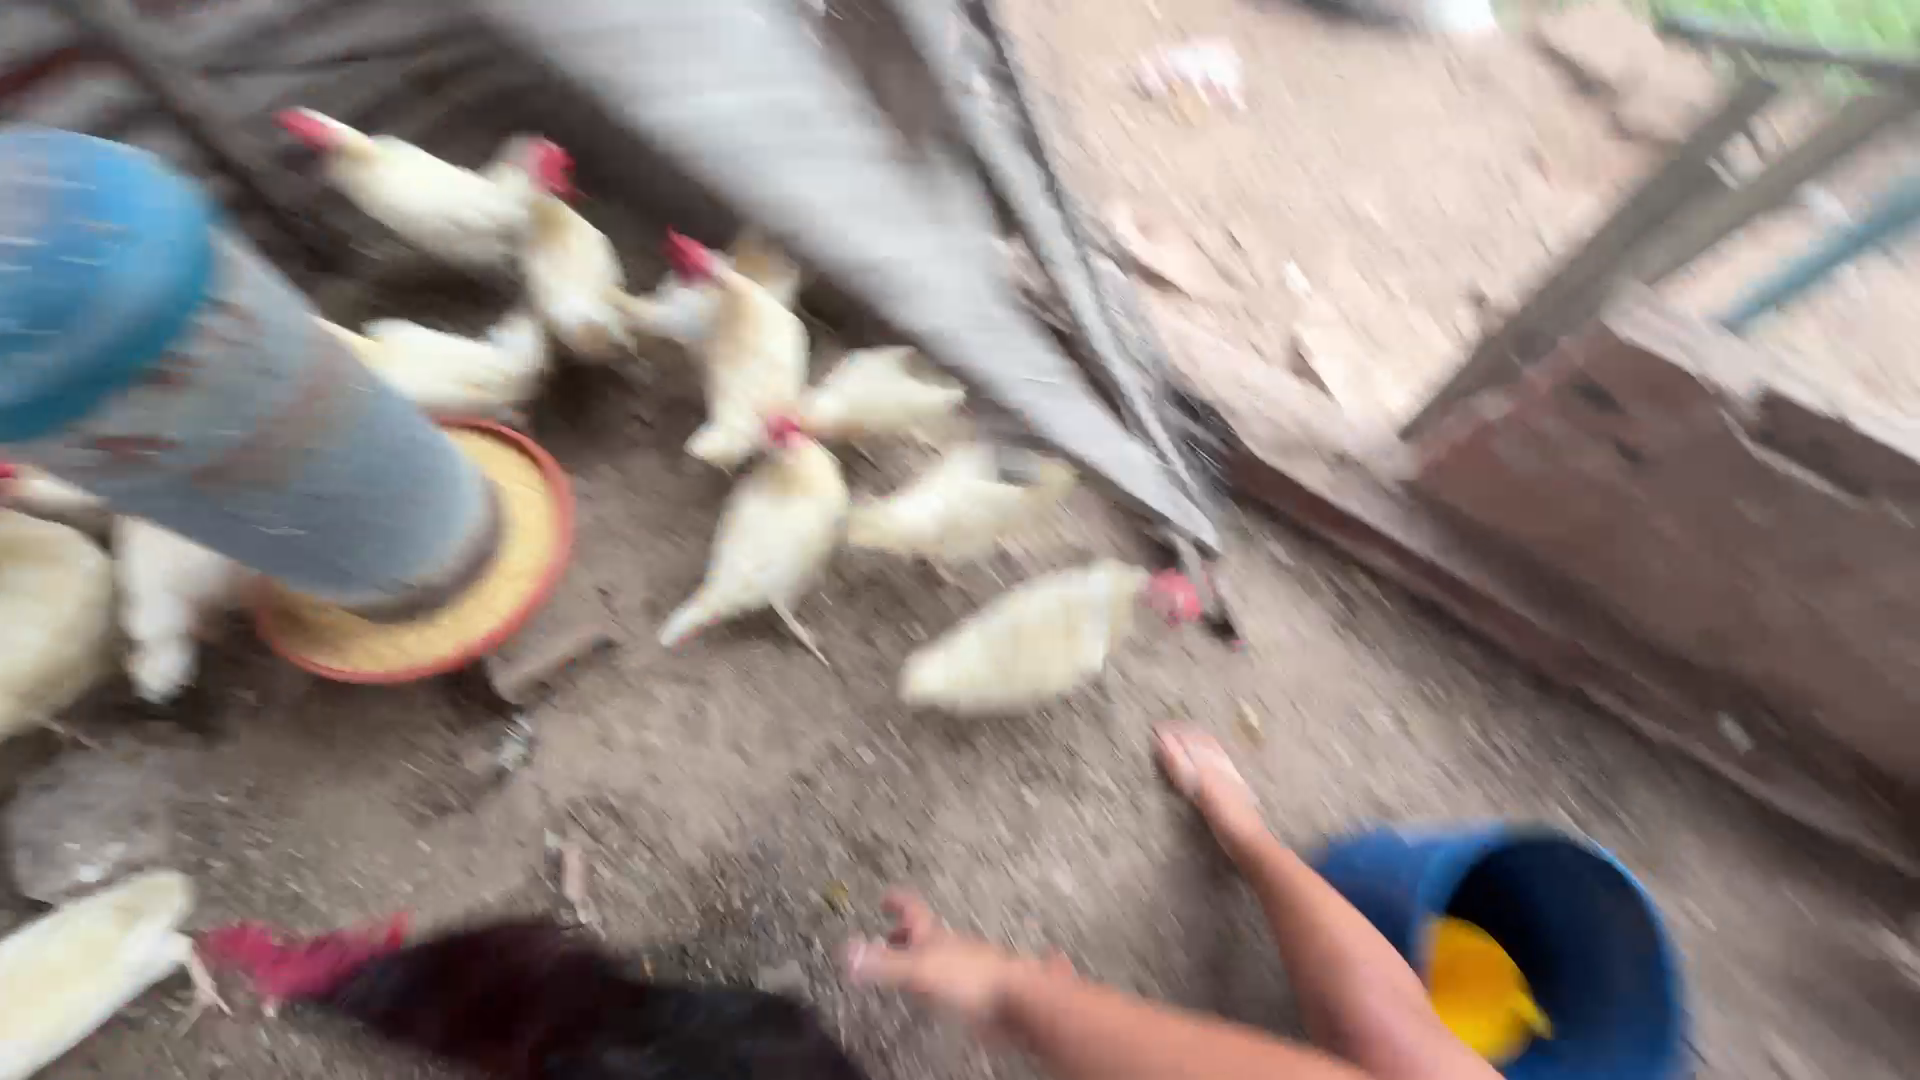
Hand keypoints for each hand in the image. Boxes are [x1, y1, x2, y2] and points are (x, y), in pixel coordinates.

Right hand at [843, 889, 1070, 1032]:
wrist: (1019, 999)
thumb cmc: (969, 978)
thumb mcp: (919, 970)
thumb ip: (884, 963)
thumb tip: (845, 951)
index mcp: (935, 935)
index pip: (913, 909)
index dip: (898, 900)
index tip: (886, 895)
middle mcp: (950, 946)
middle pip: (925, 934)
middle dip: (905, 934)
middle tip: (888, 936)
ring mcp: (967, 967)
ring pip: (939, 956)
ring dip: (922, 958)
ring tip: (908, 968)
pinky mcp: (978, 992)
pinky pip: (953, 980)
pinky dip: (939, 980)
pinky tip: (940, 993)